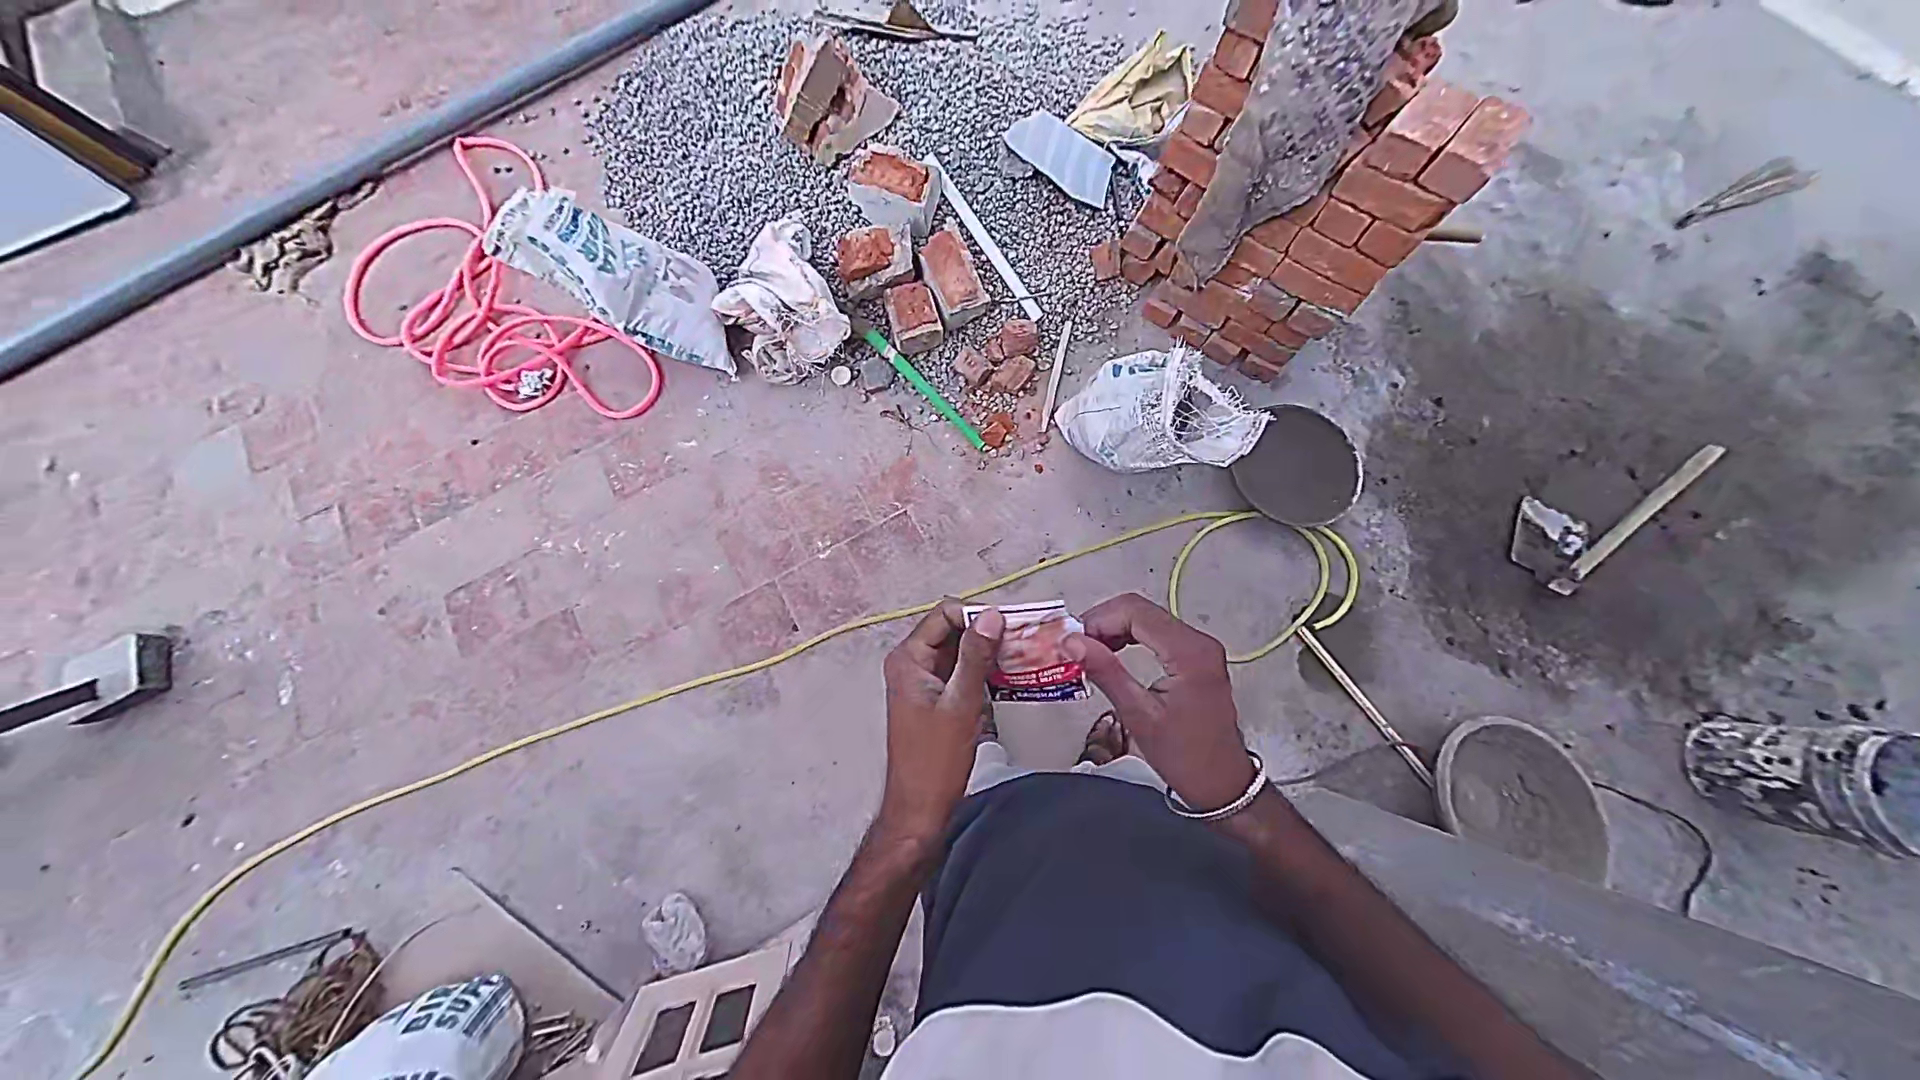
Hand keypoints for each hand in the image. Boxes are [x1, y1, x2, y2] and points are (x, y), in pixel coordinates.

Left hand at [877, 600, 1003, 839]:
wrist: (920, 808)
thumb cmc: (934, 761)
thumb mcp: (960, 703)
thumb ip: (975, 656)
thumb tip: (991, 615)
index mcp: (908, 659)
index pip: (944, 614)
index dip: (977, 614)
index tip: (1010, 623)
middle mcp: (912, 663)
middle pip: (953, 629)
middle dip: (986, 631)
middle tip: (1022, 637)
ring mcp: (924, 680)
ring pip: (960, 651)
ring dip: (988, 651)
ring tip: (1022, 654)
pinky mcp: (937, 697)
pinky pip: (962, 671)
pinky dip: (983, 669)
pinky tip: (1009, 674)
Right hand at [1065, 593, 1254, 812]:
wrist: (1222, 783)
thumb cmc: (1185, 756)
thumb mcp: (1138, 715)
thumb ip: (1106, 672)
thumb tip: (1072, 642)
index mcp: (1189, 652)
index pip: (1135, 611)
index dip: (1098, 620)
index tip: (1074, 642)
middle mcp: (1198, 641)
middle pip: (1140, 610)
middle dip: (1103, 623)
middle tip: (1077, 648)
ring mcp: (1199, 647)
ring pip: (1146, 618)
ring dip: (1114, 629)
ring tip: (1090, 653)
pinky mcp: (1194, 657)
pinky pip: (1155, 632)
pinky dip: (1129, 637)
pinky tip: (1111, 655)